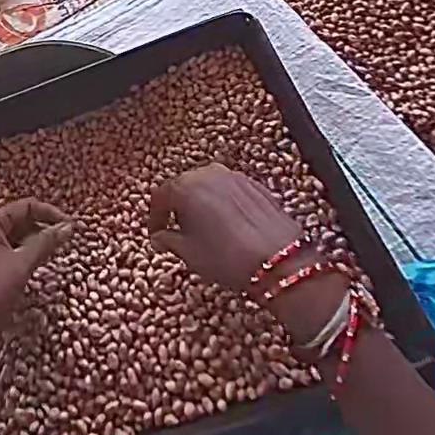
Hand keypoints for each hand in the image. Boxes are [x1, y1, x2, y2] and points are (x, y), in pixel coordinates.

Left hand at [0, 200, 73, 352]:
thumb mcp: (21, 264)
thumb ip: (46, 242)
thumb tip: (68, 226)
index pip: (24, 207)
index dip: (50, 213)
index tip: (71, 225)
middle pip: (20, 220)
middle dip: (44, 227)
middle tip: (68, 239)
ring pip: (16, 237)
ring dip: (37, 242)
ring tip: (58, 249)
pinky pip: (10, 252)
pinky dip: (27, 254)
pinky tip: (41, 261)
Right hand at [149, 164, 346, 345]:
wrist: (279, 260)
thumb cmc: (228, 257)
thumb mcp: (189, 253)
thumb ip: (169, 240)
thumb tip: (160, 237)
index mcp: (186, 186)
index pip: (161, 196)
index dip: (155, 216)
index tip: (156, 232)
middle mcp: (209, 173)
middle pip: (184, 185)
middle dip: (177, 207)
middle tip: (177, 230)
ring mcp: (235, 177)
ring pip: (208, 185)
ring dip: (200, 202)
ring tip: (203, 229)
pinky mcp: (256, 185)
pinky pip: (229, 190)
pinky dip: (222, 203)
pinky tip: (227, 225)